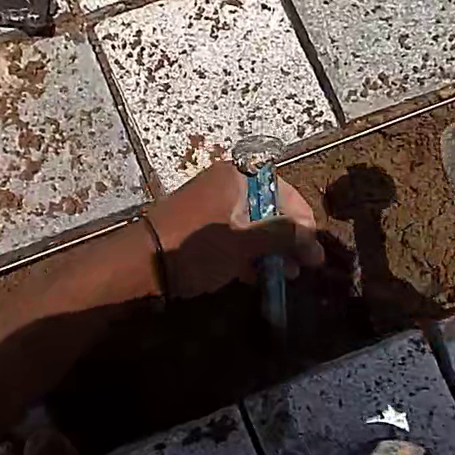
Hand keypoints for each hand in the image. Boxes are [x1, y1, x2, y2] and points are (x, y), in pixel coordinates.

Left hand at [143, 162, 325, 298]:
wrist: (141, 265)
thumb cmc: (196, 249)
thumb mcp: (244, 243)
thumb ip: (281, 236)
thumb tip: (311, 236)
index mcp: (236, 179)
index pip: (283, 192)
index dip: (302, 219)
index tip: (313, 246)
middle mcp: (224, 187)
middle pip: (268, 209)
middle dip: (288, 239)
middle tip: (306, 265)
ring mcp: (210, 208)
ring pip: (251, 226)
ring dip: (271, 250)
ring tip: (288, 274)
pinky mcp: (199, 230)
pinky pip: (233, 237)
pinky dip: (248, 254)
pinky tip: (260, 275)